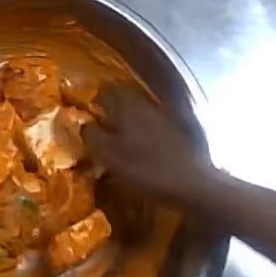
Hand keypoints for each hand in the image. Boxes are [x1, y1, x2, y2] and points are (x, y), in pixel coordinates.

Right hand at [82, 85, 218, 205]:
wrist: (194, 186)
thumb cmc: (146, 169)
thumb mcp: (110, 156)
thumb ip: (92, 135)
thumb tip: (81, 122)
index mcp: (124, 106)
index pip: (104, 90)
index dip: (94, 98)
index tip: (88, 112)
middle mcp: (143, 105)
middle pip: (122, 95)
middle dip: (112, 104)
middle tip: (103, 121)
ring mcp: (162, 116)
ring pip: (138, 107)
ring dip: (128, 115)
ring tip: (121, 133)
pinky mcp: (177, 130)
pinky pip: (153, 120)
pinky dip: (144, 127)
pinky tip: (142, 143)